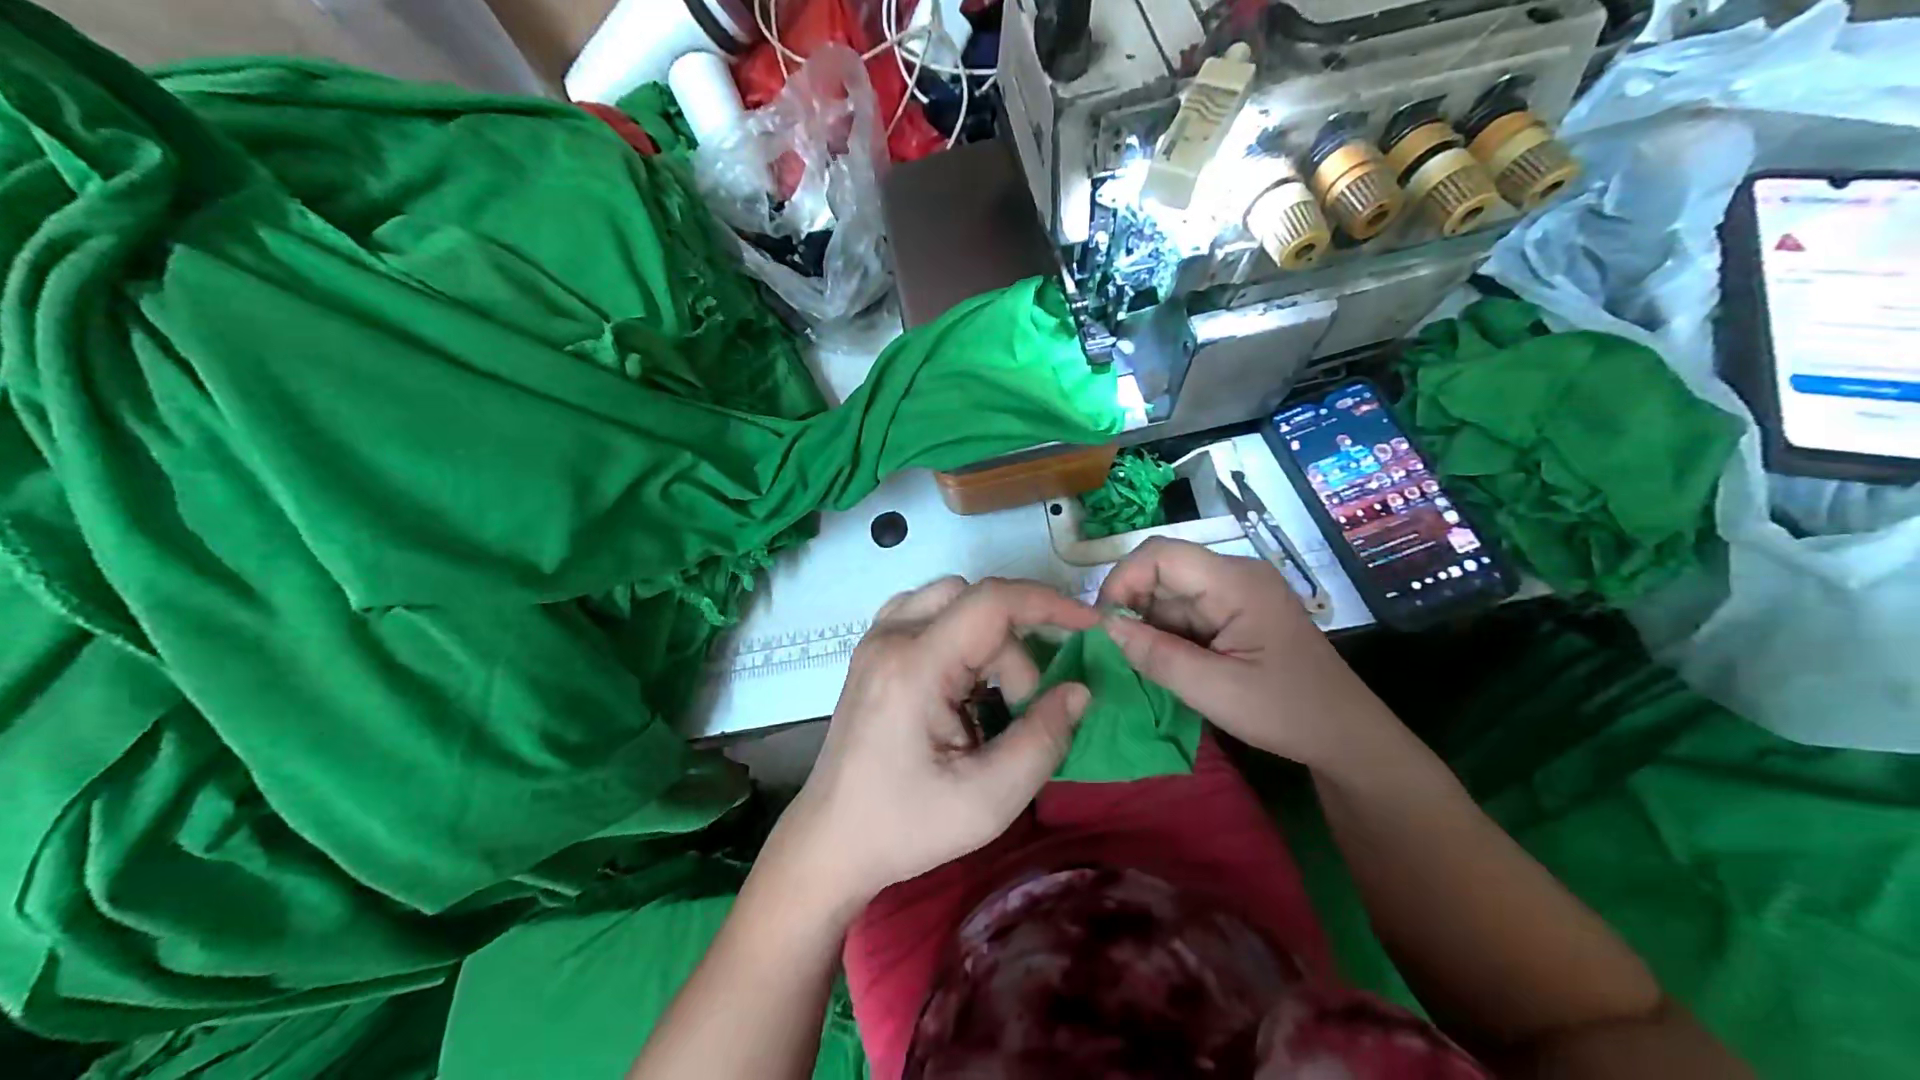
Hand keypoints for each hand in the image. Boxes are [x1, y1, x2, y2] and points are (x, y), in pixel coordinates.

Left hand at [772, 576, 1097, 907]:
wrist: (831, 842)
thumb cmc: (906, 826)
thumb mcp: (989, 799)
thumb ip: (1043, 739)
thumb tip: (1079, 690)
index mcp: (913, 667)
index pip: (992, 602)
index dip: (1049, 604)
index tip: (1091, 627)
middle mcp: (890, 638)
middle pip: (976, 601)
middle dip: (1016, 645)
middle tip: (1021, 706)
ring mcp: (875, 640)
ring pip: (952, 600)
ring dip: (989, 638)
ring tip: (992, 697)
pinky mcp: (873, 652)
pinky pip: (928, 612)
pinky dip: (960, 633)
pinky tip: (963, 679)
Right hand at [1095, 538, 1393, 766]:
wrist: (1345, 736)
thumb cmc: (1286, 712)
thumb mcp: (1215, 691)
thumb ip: (1156, 656)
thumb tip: (1104, 627)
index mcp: (1236, 582)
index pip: (1161, 554)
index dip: (1122, 580)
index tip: (1104, 624)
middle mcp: (1234, 575)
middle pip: (1162, 570)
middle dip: (1131, 604)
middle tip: (1114, 648)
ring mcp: (1236, 592)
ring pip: (1168, 591)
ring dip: (1145, 621)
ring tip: (1136, 660)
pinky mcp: (1234, 612)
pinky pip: (1185, 609)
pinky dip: (1164, 631)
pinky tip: (1161, 661)